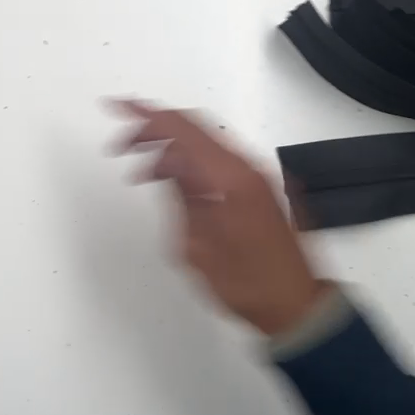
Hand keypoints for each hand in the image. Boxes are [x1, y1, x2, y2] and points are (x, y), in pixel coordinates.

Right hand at [109, 99, 330, 336]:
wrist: (298, 306)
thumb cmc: (244, 283)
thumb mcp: (197, 246)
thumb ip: (181, 195)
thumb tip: (166, 160)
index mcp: (229, 176)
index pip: (181, 127)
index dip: (144, 113)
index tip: (116, 107)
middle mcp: (245, 165)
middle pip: (193, 125)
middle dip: (153, 128)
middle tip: (124, 147)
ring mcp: (255, 173)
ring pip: (204, 140)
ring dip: (170, 146)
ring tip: (143, 173)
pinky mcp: (259, 184)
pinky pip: (217, 156)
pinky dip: (189, 158)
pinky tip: (172, 180)